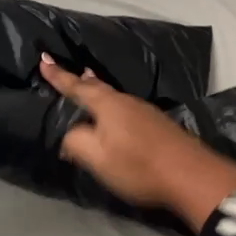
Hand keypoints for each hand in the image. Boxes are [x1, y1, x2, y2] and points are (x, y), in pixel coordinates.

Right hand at [40, 53, 235, 230]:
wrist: (191, 176)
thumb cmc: (138, 165)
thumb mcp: (96, 157)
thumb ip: (75, 142)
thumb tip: (68, 133)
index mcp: (107, 105)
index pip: (76, 86)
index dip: (58, 75)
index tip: (44, 59)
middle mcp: (126, 101)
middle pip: (97, 87)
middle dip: (80, 79)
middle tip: (68, 70)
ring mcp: (145, 112)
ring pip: (113, 96)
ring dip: (97, 91)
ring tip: (87, 86)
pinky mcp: (157, 125)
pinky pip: (125, 108)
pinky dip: (112, 105)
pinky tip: (114, 114)